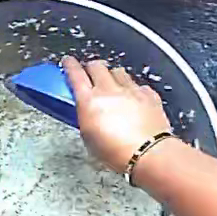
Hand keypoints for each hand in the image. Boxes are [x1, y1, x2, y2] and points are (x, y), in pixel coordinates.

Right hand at [62, 56, 172, 172]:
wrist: (148, 154)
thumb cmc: (118, 152)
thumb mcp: (89, 138)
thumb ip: (85, 117)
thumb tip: (86, 110)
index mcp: (89, 101)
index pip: (75, 74)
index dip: (69, 65)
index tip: (68, 62)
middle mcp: (109, 90)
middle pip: (96, 65)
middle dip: (91, 68)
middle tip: (90, 74)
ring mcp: (130, 90)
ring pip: (118, 71)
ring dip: (112, 75)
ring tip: (112, 86)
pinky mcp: (148, 94)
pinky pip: (137, 84)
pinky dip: (133, 89)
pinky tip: (133, 98)